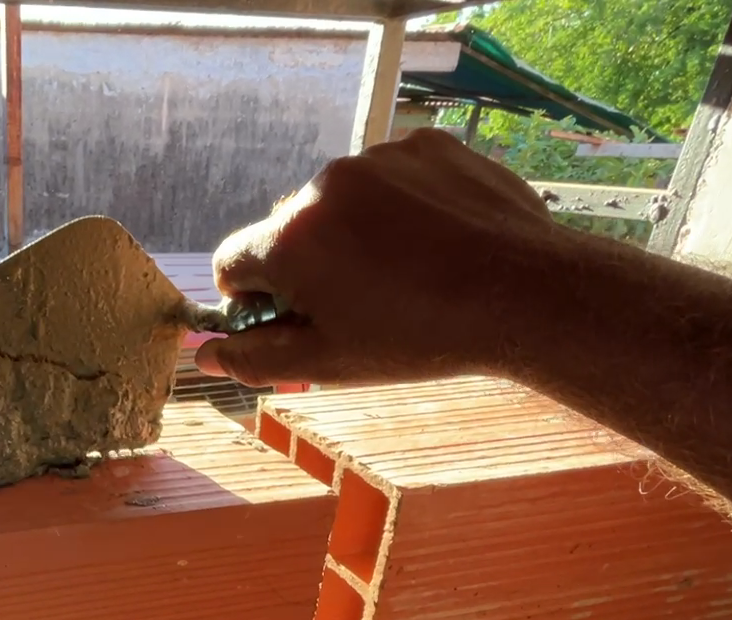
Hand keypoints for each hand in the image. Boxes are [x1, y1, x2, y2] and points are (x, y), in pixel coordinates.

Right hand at [197, 128, 574, 386]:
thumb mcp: (323, 364)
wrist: (527, 295)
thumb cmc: (415, 338)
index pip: (232, 262)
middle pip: (283, 233)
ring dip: (345, 238)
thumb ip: (253, 359)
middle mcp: (324, 183)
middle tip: (350, 305)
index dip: (250, 300)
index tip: (287, 319)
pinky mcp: (424, 144)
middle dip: (301, 269)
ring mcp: (378, 156)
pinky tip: (424, 244)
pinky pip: (382, 180)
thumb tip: (204, 356)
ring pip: (332, 206)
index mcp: (291, 238)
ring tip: (396, 274)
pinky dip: (389, 211)